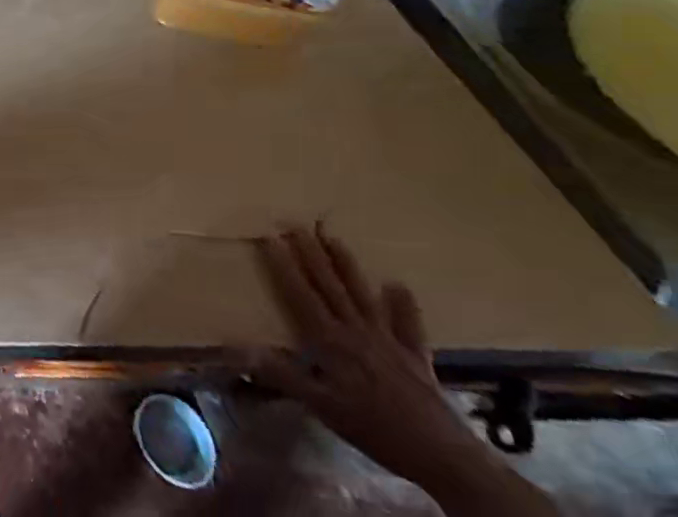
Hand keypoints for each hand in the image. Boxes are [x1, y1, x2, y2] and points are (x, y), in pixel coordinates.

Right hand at [247, 225, 516, 499]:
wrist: (441, 453)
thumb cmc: (373, 427)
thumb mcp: (320, 405)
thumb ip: (281, 373)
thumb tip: (236, 347)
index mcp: (331, 340)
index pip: (301, 294)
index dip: (284, 265)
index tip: (270, 237)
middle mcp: (357, 330)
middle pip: (330, 285)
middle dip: (311, 253)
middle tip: (298, 224)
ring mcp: (389, 339)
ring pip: (363, 294)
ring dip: (347, 265)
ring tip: (333, 238)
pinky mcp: (416, 355)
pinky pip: (408, 324)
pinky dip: (403, 304)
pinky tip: (397, 285)